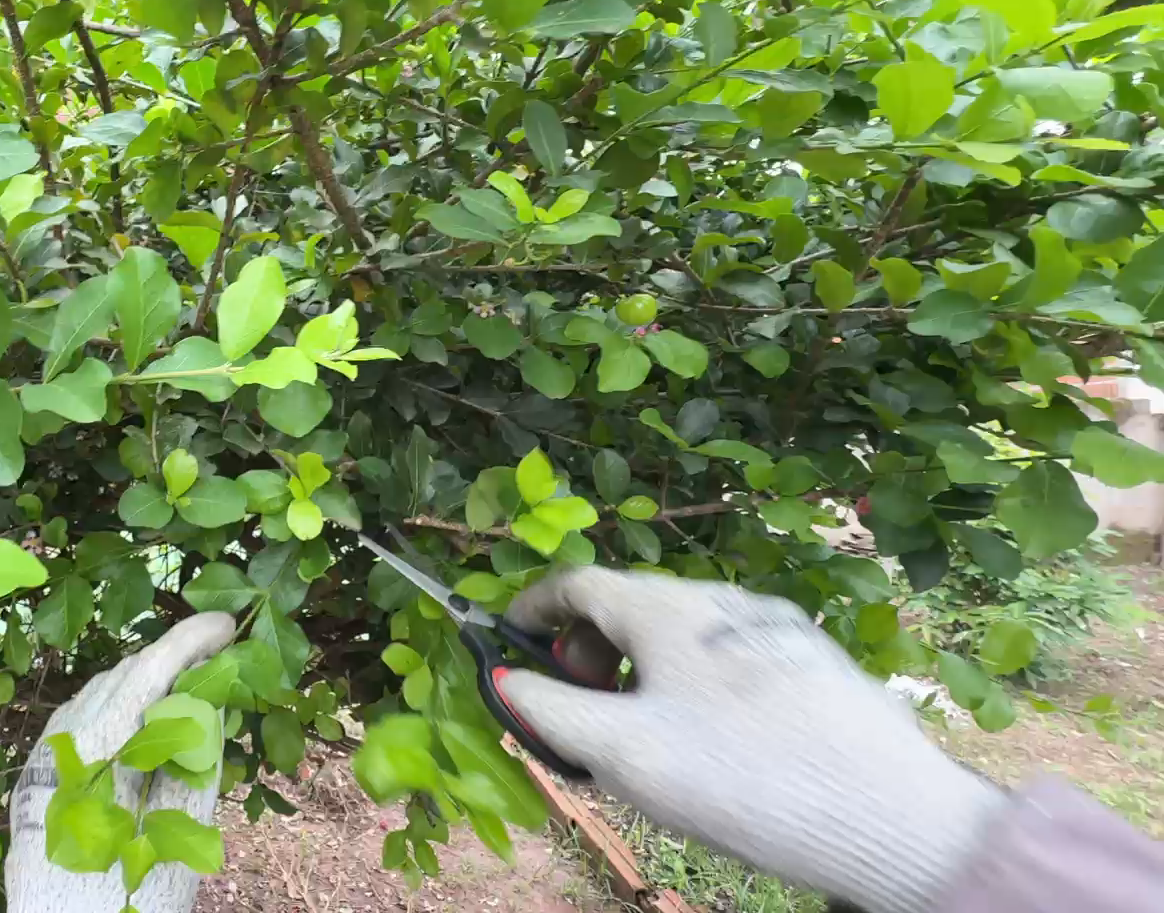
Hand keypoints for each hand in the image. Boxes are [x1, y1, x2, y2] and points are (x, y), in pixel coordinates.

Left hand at [5, 613, 235, 912]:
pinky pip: (86, 716)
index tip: (227, 625)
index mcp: (93, 756)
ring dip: (149, 680)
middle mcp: (62, 743)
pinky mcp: (41, 773)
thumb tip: (209, 703)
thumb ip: (194, 763)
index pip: (146, 674)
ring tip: (191, 683)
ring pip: (104, 692)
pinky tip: (147, 720)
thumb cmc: (122, 905)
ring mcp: (46, 756)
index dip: (188, 642)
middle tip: (221, 655)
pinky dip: (123, 706)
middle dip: (174, 658)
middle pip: (125, 676)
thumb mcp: (175, 840)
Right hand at [498, 568, 1003, 912]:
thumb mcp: (622, 751)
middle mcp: (715, 597)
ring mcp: (770, 623)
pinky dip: (682, 671)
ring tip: (638, 718)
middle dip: (583, 645)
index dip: (533, 607)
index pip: (575, 583)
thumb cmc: (742, 778)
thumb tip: (505, 677)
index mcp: (664, 608)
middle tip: (581, 699)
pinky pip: (719, 648)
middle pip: (623, 603)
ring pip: (674, 626)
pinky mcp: (810, 657)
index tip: (511, 639)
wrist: (909, 829)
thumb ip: (545, 708)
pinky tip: (704, 726)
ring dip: (632, 659)